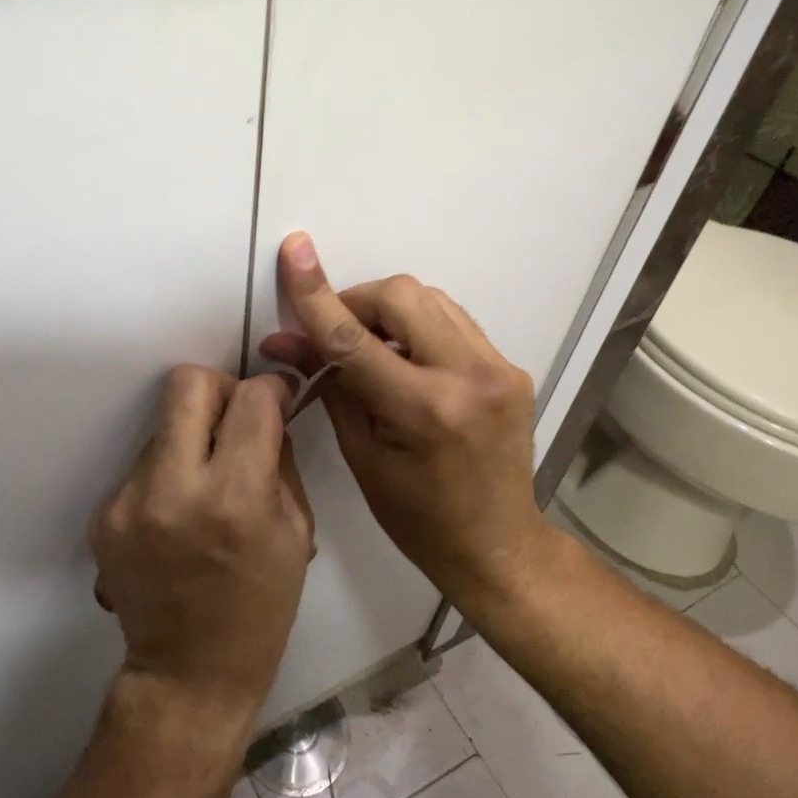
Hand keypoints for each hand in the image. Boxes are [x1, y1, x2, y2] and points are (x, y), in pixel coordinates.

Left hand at [91, 365, 313, 718]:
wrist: (188, 673)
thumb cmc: (260, 608)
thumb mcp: (294, 531)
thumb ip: (278, 460)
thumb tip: (268, 410)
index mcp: (235, 497)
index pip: (251, 399)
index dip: (271, 390)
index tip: (276, 402)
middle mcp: (173, 489)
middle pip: (187, 384)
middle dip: (219, 390)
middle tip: (233, 424)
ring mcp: (127, 502)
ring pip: (162, 426)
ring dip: (189, 441)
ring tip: (203, 489)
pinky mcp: (102, 516)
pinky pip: (141, 467)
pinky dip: (166, 476)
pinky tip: (177, 518)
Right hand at [259, 232, 543, 596]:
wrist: (498, 545)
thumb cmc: (417, 518)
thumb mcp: (362, 456)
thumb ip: (330, 387)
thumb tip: (287, 340)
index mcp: (425, 410)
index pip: (355, 337)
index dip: (316, 294)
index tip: (294, 252)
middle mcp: (470, 376)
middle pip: (402, 295)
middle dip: (357, 301)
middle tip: (334, 333)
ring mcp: (498, 368)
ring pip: (431, 299)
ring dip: (389, 311)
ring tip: (370, 349)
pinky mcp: (510, 368)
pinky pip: (454, 321)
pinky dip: (420, 327)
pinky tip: (406, 360)